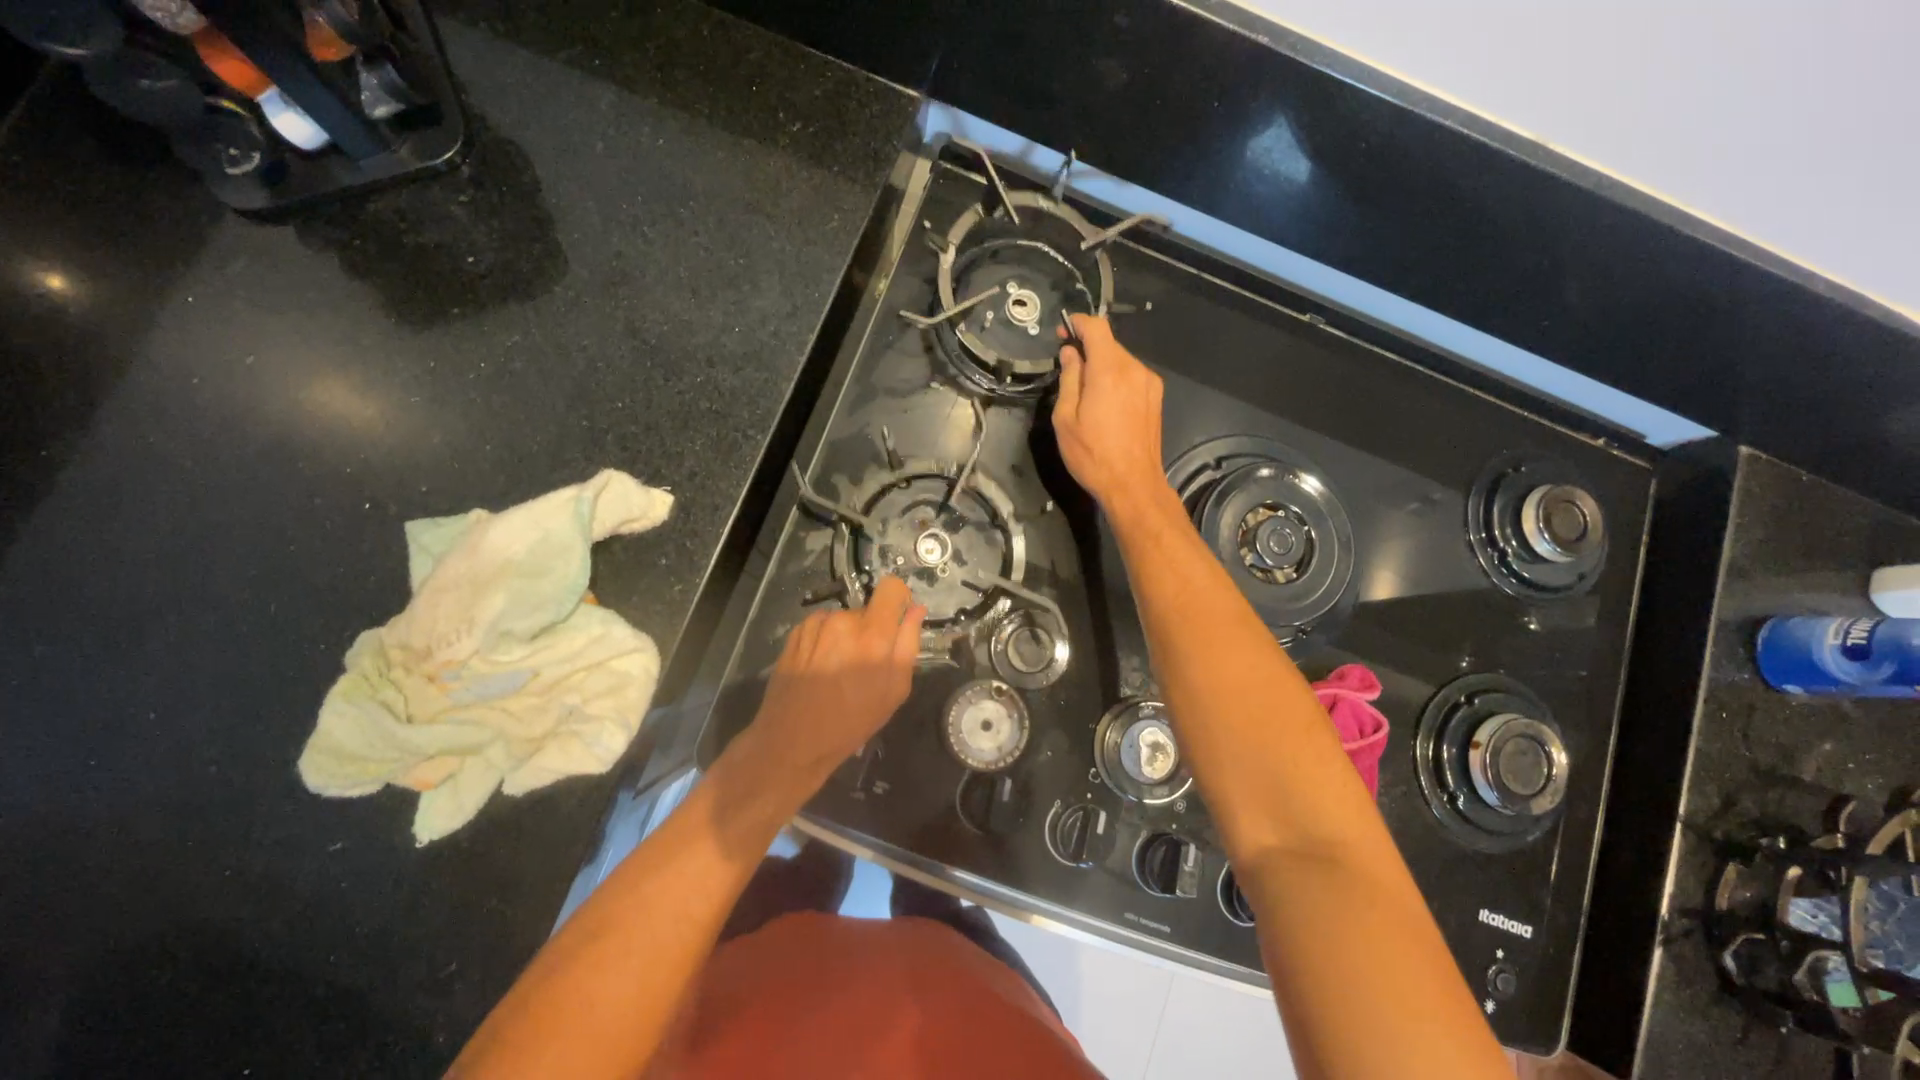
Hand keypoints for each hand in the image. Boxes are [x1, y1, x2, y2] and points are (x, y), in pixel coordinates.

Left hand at [745, 575, 925, 781]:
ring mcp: (815, 625)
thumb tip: (916, 610)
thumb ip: (908, 644)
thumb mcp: (894, 690)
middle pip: (867, 611)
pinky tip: (819, 668)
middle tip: (864, 666)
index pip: (891, 587)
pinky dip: (824, 641)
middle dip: (871, 631)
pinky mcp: (795, 633)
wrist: (793, 740)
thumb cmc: (851, 722)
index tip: (896, 621)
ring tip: (838, 671)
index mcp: (873, 635)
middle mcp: (843, 621)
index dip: (898, 600)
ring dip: (846, 637)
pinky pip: (820, 627)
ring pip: (843, 620)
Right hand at [1053, 314, 1169, 512]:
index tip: (1062, 332)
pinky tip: (1106, 403)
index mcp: (1109, 371)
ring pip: (1121, 360)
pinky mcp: (1156, 397)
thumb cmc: (1092, 455)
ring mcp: (1149, 383)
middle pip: (1109, 344)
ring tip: (1086, 393)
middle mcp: (1134, 369)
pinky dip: (1116, 379)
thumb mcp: (1066, 419)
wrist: (1133, 484)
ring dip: (1102, 366)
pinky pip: (1132, 376)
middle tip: (1068, 368)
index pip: (1097, 327)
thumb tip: (1071, 353)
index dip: (1078, 323)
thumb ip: (1069, 379)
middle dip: (1088, 349)